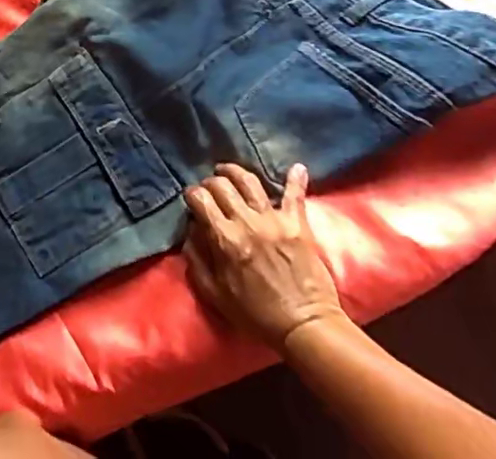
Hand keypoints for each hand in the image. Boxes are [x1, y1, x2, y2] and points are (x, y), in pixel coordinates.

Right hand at [183, 162, 344, 351]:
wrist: (305, 327)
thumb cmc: (256, 314)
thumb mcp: (214, 293)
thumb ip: (196, 260)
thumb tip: (190, 232)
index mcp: (225, 239)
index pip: (200, 199)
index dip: (192, 195)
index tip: (192, 200)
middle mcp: (247, 222)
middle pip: (222, 185)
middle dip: (210, 183)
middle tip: (210, 190)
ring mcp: (274, 220)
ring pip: (250, 181)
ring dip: (235, 171)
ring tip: (228, 172)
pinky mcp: (297, 225)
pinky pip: (295, 195)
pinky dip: (295, 179)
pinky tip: (296, 167)